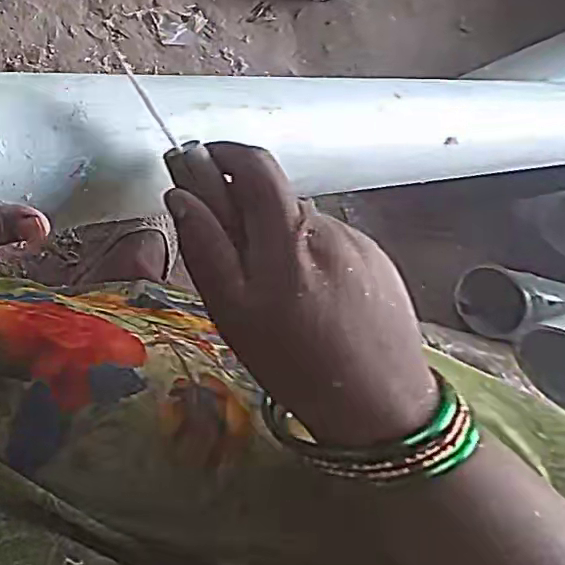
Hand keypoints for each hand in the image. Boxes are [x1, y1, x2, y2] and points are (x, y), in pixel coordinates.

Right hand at [166, 143, 437, 446]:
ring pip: (297, 218)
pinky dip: (304, 252)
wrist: (382, 411)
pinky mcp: (377, 259)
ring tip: (273, 287)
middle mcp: (326, 226)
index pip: (254, 163)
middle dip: (242, 207)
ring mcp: (356, 241)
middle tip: (229, 251)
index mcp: (287, 234)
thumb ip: (204, 243)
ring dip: (274, 233)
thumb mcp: (231, 308)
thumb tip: (181, 194)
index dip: (222, 153)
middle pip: (273, 192)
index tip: (200, 166)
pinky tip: (308, 296)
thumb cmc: (293, 362)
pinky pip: (326, 239)